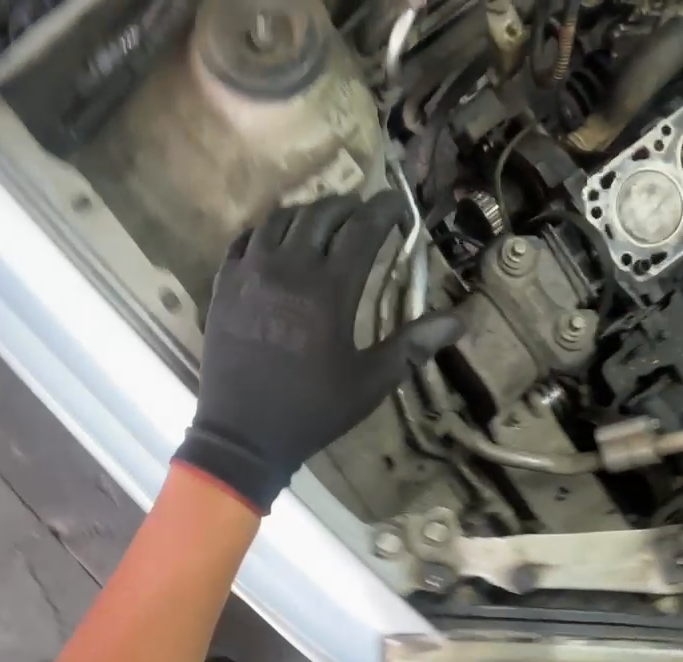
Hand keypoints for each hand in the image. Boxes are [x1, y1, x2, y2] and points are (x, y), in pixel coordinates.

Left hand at [175, 192, 463, 511]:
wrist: (243, 435)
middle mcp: (289, 267)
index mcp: (330, 289)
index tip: (399, 206)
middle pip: (322, 214)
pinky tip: (277, 244)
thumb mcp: (370, 383)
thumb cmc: (313, 411)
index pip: (363, 227)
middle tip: (362, 217)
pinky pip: (245, 239)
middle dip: (348, 207)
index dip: (386, 209)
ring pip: (281, 219)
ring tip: (322, 226)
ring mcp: (250, 272)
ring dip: (307, 215)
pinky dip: (267, 231)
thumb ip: (412, 345)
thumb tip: (460, 320)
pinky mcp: (223, 285)